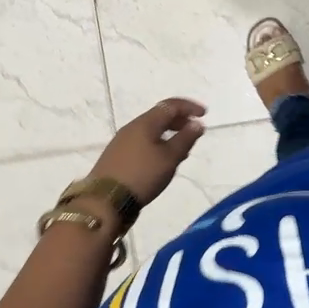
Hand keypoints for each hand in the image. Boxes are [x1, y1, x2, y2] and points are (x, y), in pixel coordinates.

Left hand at [88, 98, 207, 205]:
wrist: (104, 202)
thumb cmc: (142, 175)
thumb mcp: (170, 158)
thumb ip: (185, 139)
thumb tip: (197, 123)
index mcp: (145, 123)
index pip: (170, 105)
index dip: (189, 107)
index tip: (204, 114)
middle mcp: (131, 128)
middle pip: (159, 116)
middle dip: (179, 120)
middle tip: (194, 130)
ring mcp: (121, 142)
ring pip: (150, 131)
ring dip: (168, 134)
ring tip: (181, 150)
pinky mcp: (116, 157)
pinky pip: (142, 143)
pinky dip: (157, 144)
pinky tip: (162, 161)